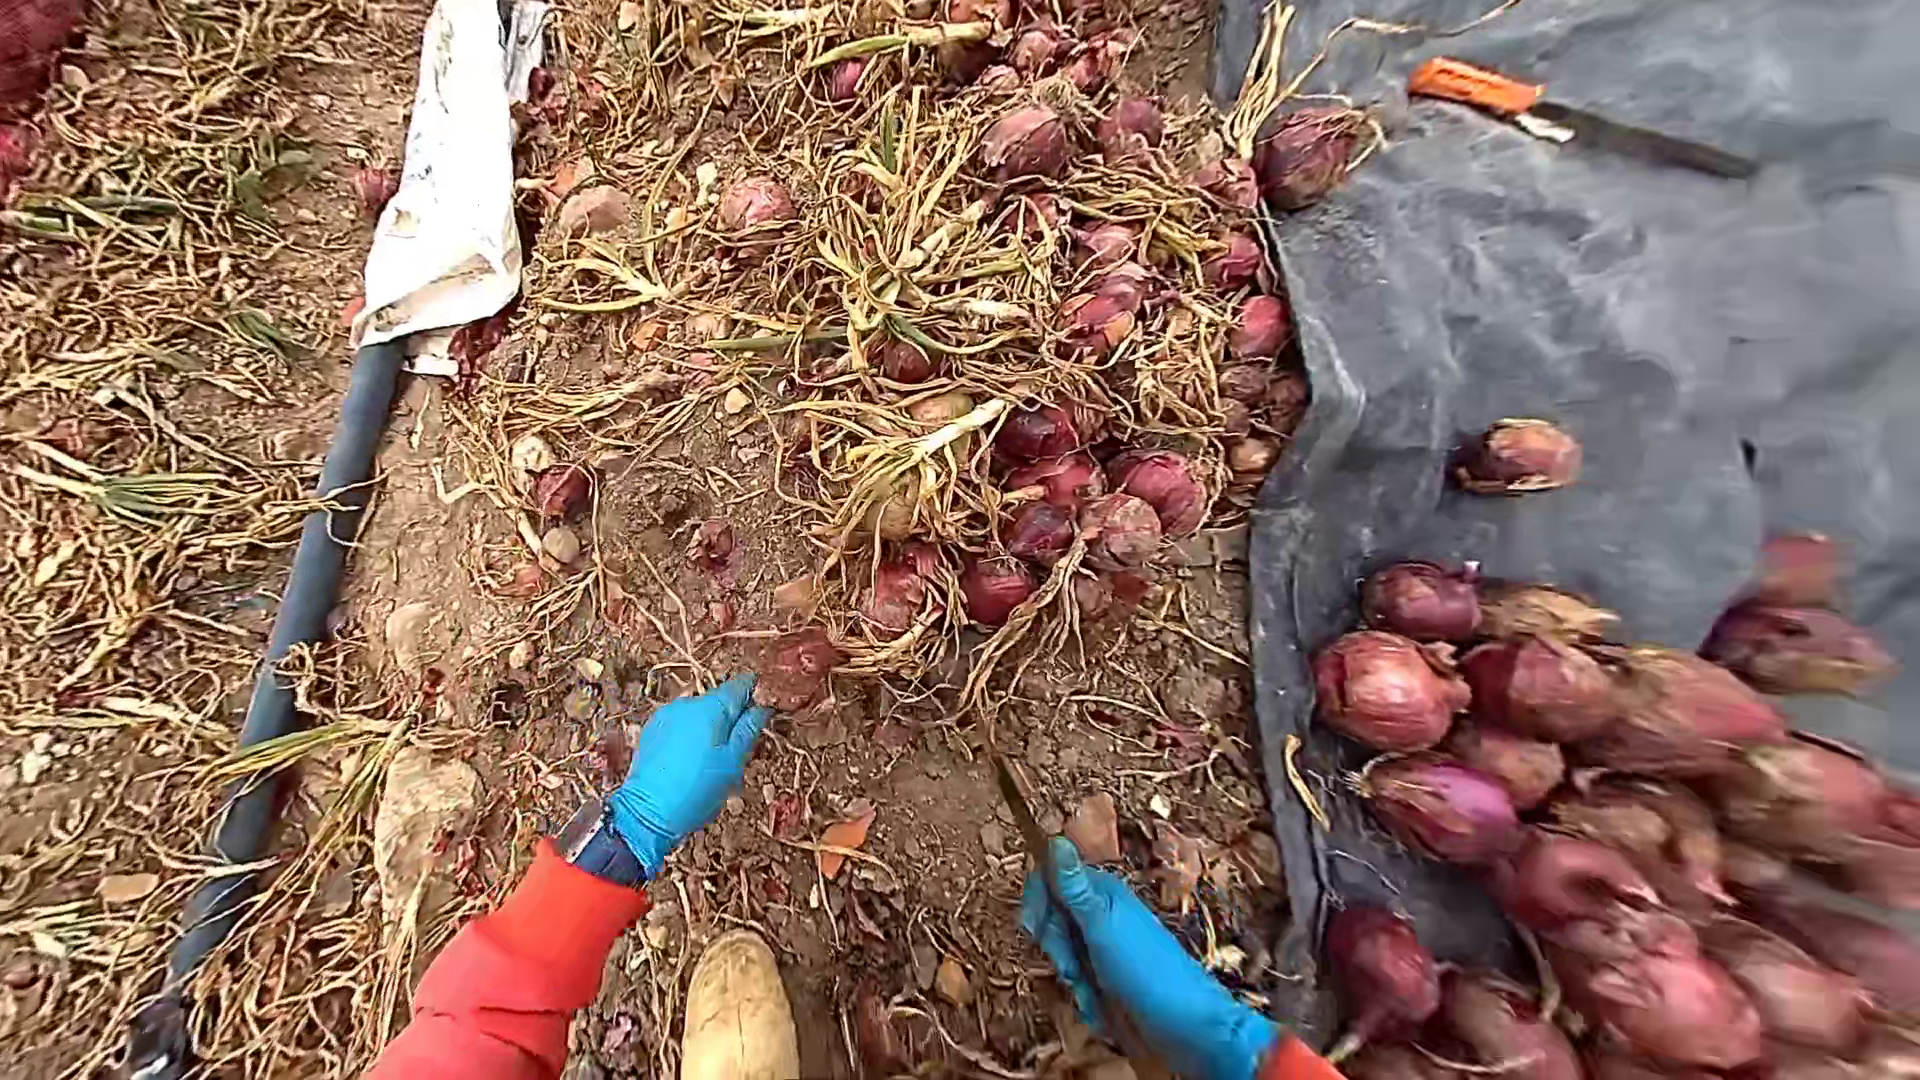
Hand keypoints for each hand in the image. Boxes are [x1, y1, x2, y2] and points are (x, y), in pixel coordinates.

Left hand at [606, 674, 771, 877]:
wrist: (645, 816)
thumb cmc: (697, 789)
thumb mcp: (734, 761)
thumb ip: (750, 728)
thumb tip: (763, 707)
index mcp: (712, 707)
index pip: (742, 684)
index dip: (755, 696)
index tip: (759, 715)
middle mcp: (688, 704)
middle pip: (720, 701)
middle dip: (731, 719)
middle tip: (736, 750)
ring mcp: (667, 716)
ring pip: (700, 714)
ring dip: (710, 729)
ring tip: (710, 761)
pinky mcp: (652, 731)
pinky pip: (681, 725)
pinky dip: (690, 736)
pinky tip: (689, 761)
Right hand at [1021, 837, 1277, 1079]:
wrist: (1190, 1031)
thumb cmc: (1147, 971)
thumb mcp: (1102, 925)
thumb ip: (1074, 886)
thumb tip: (1056, 838)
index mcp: (1099, 890)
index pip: (1050, 877)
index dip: (1038, 900)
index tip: (1035, 928)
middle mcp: (1098, 912)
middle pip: (1051, 915)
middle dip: (1054, 945)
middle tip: (1070, 965)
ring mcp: (1102, 945)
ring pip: (1061, 949)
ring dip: (1068, 974)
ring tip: (1088, 992)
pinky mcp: (1106, 976)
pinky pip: (1076, 977)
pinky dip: (1081, 994)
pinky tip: (1097, 1008)